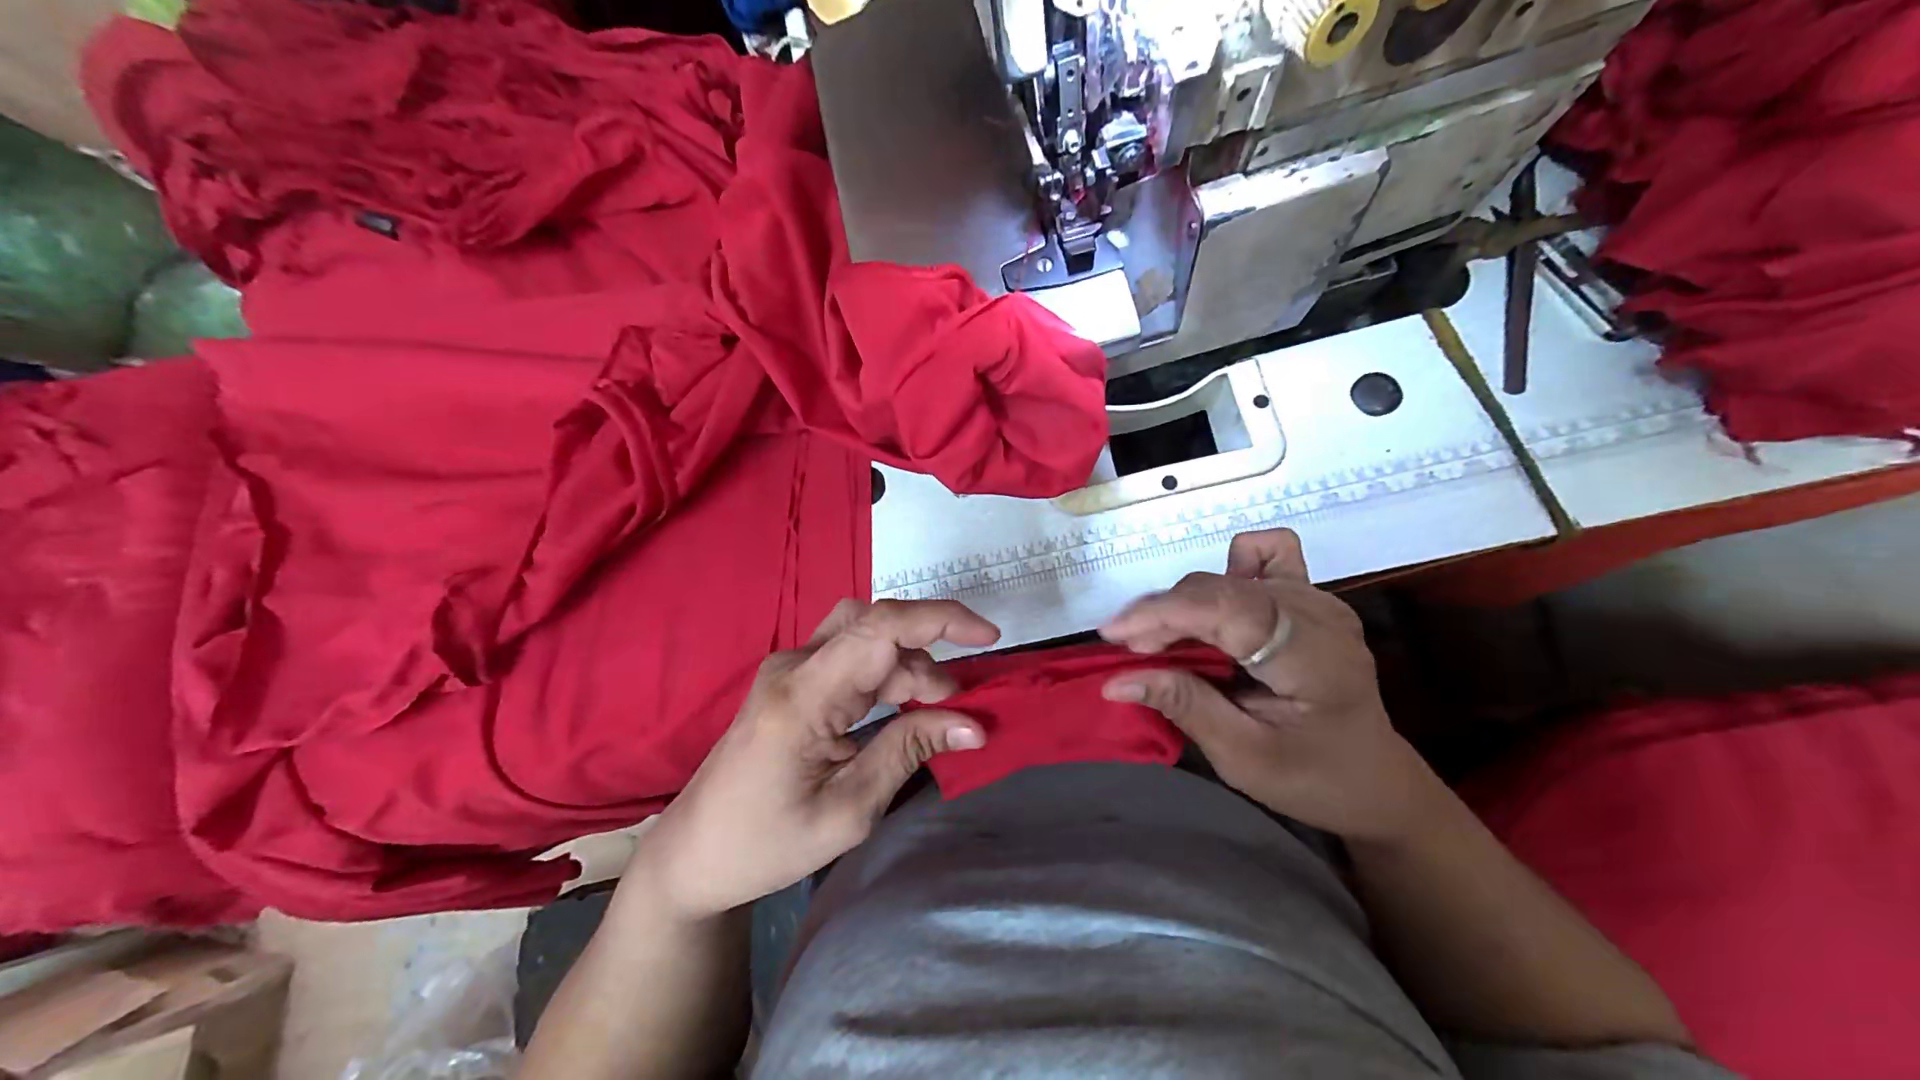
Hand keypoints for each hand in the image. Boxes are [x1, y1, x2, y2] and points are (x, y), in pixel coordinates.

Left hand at [630, 599, 999, 919]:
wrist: (692, 854)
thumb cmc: (764, 844)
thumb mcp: (848, 811)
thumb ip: (908, 753)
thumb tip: (973, 725)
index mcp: (802, 697)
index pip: (879, 629)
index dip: (940, 619)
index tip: (989, 636)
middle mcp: (794, 668)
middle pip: (873, 624)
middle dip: (927, 651)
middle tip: (957, 704)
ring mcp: (789, 671)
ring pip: (864, 638)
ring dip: (909, 665)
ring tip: (936, 713)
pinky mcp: (792, 683)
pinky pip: (850, 659)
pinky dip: (888, 675)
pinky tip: (906, 709)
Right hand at [1098, 528, 1444, 842]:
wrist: (1373, 779)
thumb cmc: (1313, 778)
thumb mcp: (1243, 757)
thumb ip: (1183, 706)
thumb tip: (1116, 680)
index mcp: (1312, 656)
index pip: (1225, 609)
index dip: (1162, 615)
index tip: (1112, 636)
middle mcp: (1317, 613)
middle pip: (1219, 588)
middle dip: (1163, 615)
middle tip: (1132, 656)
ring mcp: (1316, 598)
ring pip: (1227, 575)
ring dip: (1184, 604)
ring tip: (1163, 643)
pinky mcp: (1309, 596)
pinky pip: (1266, 554)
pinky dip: (1229, 570)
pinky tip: (1215, 609)